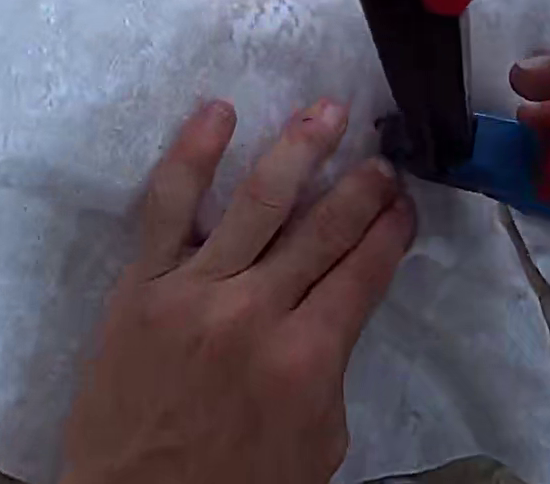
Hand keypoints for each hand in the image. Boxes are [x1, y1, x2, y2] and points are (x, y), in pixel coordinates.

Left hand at [61, 99, 416, 483]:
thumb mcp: (321, 439)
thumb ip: (339, 357)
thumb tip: (349, 285)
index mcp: (308, 357)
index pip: (367, 268)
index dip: (394, 228)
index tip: (406, 202)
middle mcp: (257, 313)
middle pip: (327, 226)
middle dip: (366, 186)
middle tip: (385, 160)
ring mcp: (197, 291)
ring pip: (260, 200)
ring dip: (302, 148)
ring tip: (330, 110)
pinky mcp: (143, 286)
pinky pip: (168, 207)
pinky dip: (193, 155)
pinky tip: (219, 112)